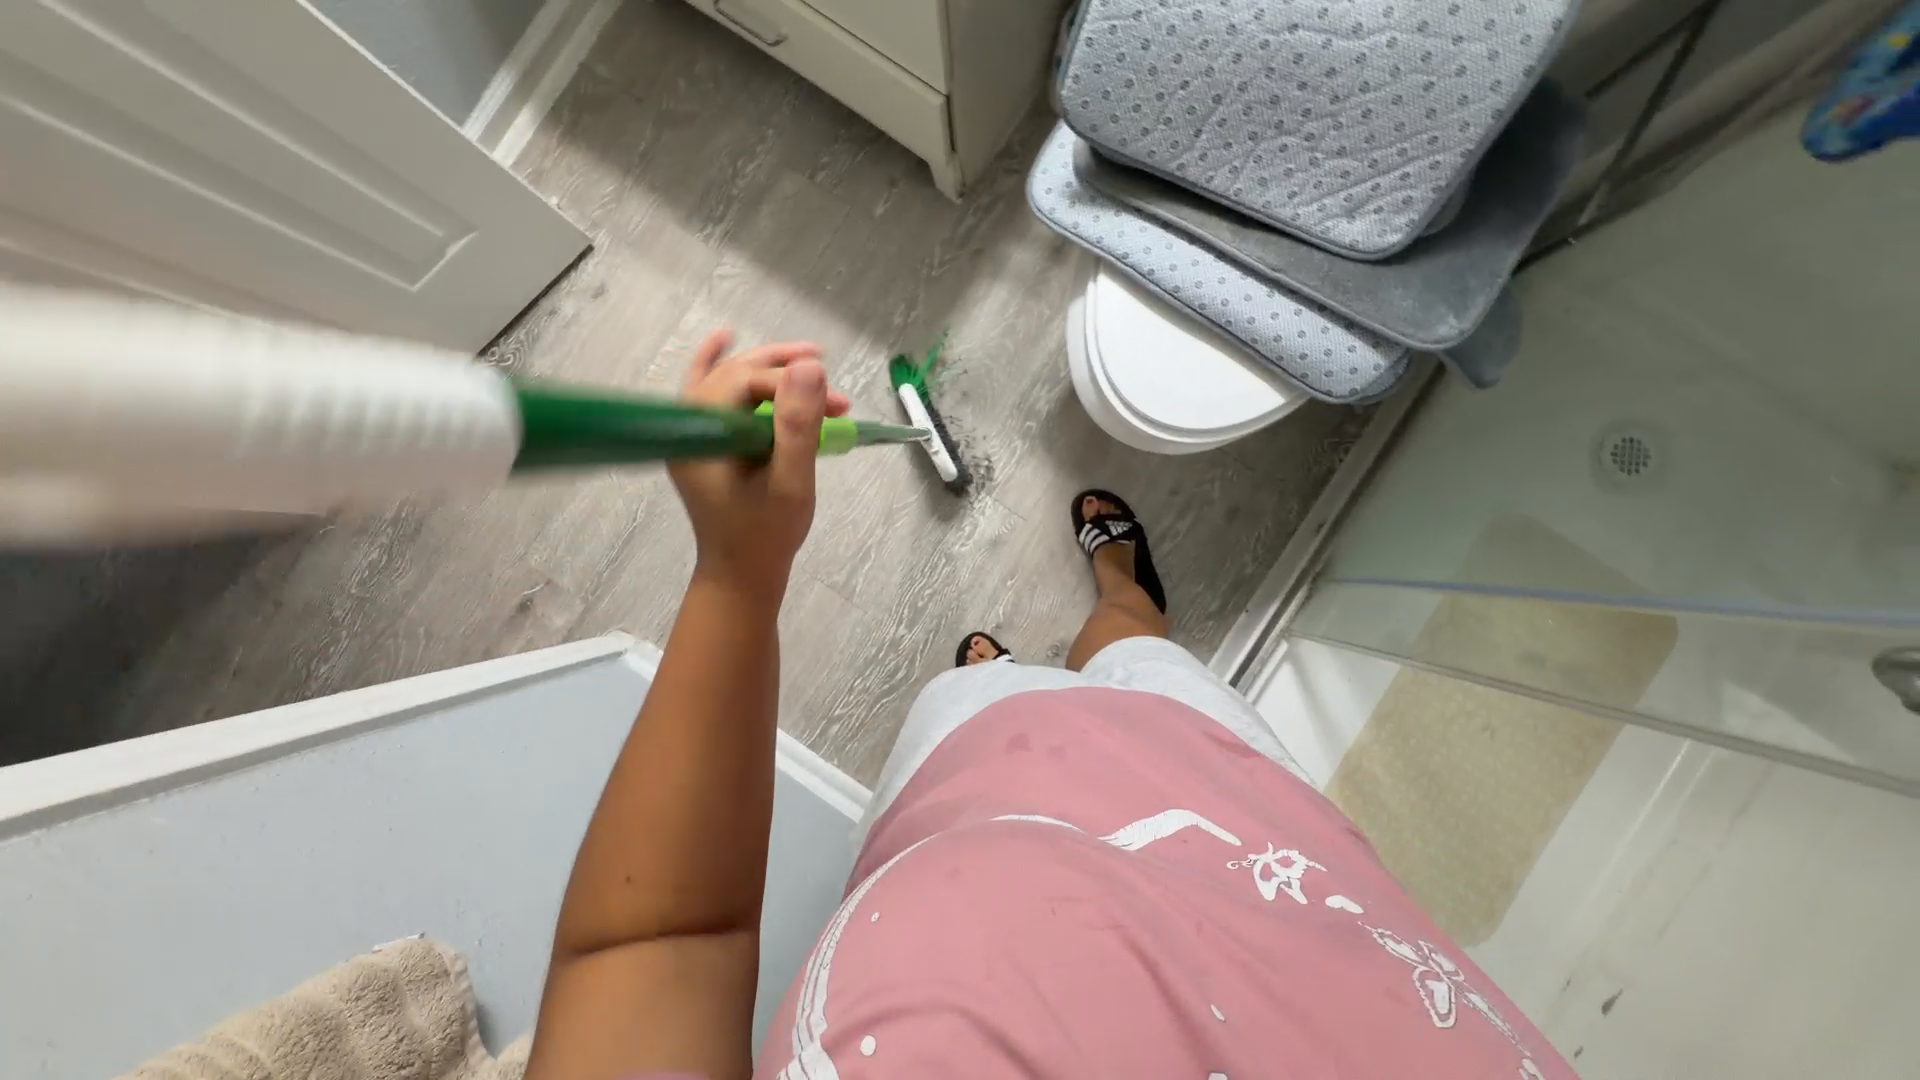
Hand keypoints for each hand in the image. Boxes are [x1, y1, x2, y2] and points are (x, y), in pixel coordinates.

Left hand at [668, 329, 850, 604]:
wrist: (741, 574)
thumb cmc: (766, 534)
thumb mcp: (790, 482)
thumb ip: (798, 426)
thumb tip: (810, 366)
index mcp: (701, 435)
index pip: (745, 383)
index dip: (792, 383)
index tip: (837, 402)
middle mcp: (686, 426)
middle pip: (733, 374)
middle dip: (783, 369)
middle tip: (827, 371)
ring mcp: (690, 434)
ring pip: (726, 380)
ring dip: (766, 369)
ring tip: (808, 361)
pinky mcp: (702, 443)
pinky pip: (708, 394)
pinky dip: (723, 369)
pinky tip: (725, 339)